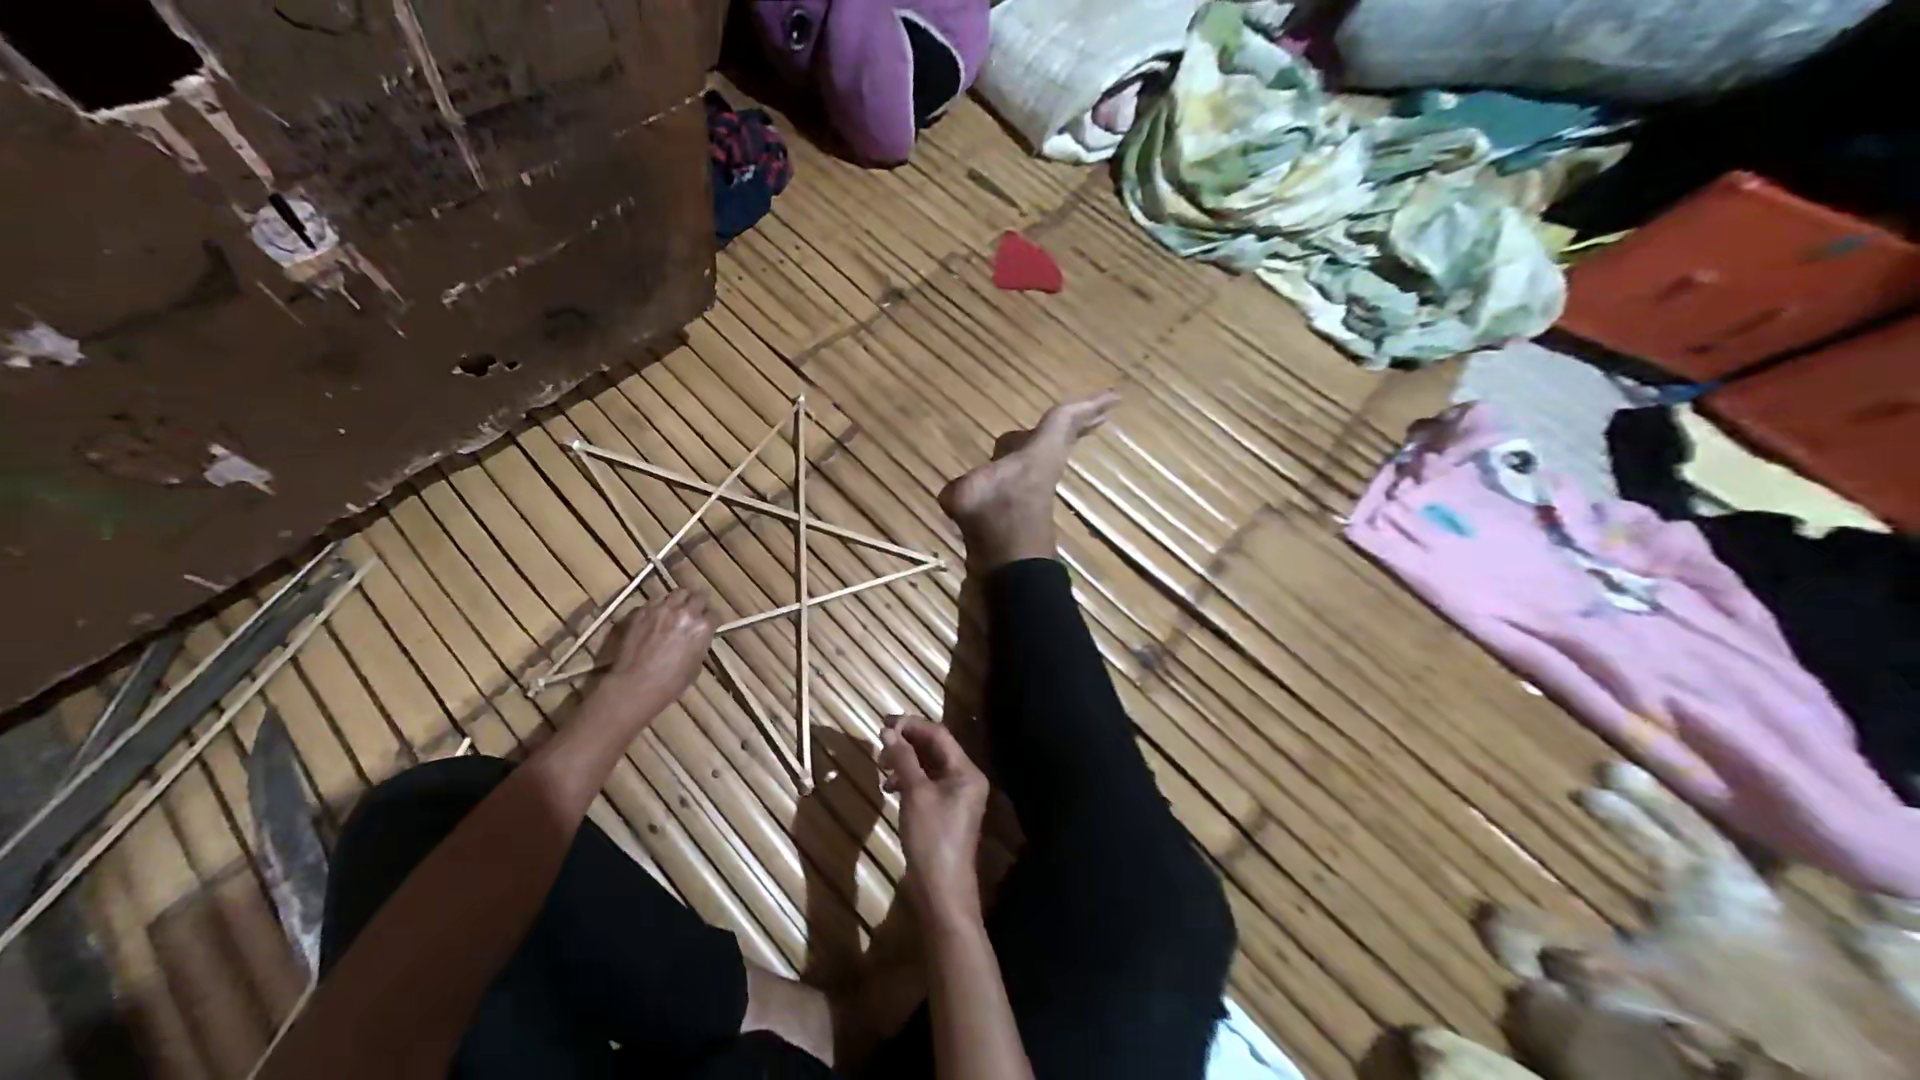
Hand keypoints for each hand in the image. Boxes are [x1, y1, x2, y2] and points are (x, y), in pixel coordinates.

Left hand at [602, 590, 715, 719]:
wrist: (633, 686)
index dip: (712, 621)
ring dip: (680, 600)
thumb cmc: (670, 684)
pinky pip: (654, 602)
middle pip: (698, 596)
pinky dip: (659, 607)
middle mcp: (683, 612)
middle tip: (696, 612)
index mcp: (702, 627)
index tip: (709, 626)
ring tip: (676, 610)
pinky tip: (656, 618)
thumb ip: (699, 644)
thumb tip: (696, 637)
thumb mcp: (696, 665)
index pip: (714, 614)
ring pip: (676, 593)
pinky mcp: (640, 611)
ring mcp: (660, 609)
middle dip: (699, 604)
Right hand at [878, 716, 988, 925]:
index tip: (884, 723)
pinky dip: (909, 781)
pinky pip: (927, 785)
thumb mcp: (915, 794)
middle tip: (880, 742)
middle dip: (907, 743)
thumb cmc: (931, 837)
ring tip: (882, 766)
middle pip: (935, 749)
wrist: (942, 889)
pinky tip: (890, 788)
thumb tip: (888, 731)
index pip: (939, 735)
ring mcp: (957, 797)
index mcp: (966, 771)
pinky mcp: (946, 812)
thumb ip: (903, 759)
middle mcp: (966, 779)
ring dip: (905, 762)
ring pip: (929, 767)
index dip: (912, 726)